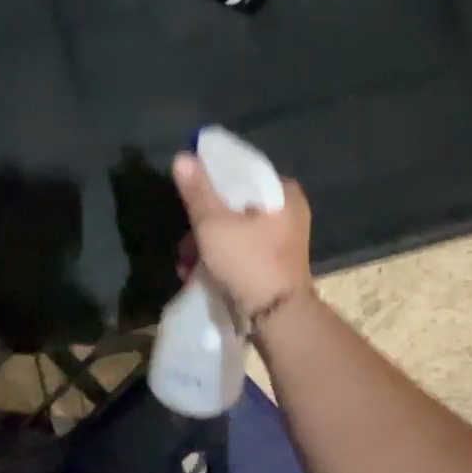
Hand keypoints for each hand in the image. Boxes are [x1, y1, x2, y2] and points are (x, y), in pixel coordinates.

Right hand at [173, 153, 313, 318]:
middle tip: (183, 245)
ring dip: (204, 248)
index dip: (210, 186)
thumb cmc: (247, 261)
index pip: (241, 174)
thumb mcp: (214, 224)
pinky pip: (241, 252)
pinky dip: (219, 261)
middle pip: (233, 207)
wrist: (276, 316)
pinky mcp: (275, 266)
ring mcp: (283, 241)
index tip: (188, 203)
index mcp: (283, 192)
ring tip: (185, 266)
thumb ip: (197, 191)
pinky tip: (197, 275)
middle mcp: (288, 212)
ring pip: (234, 232)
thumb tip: (183, 156)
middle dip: (201, 227)